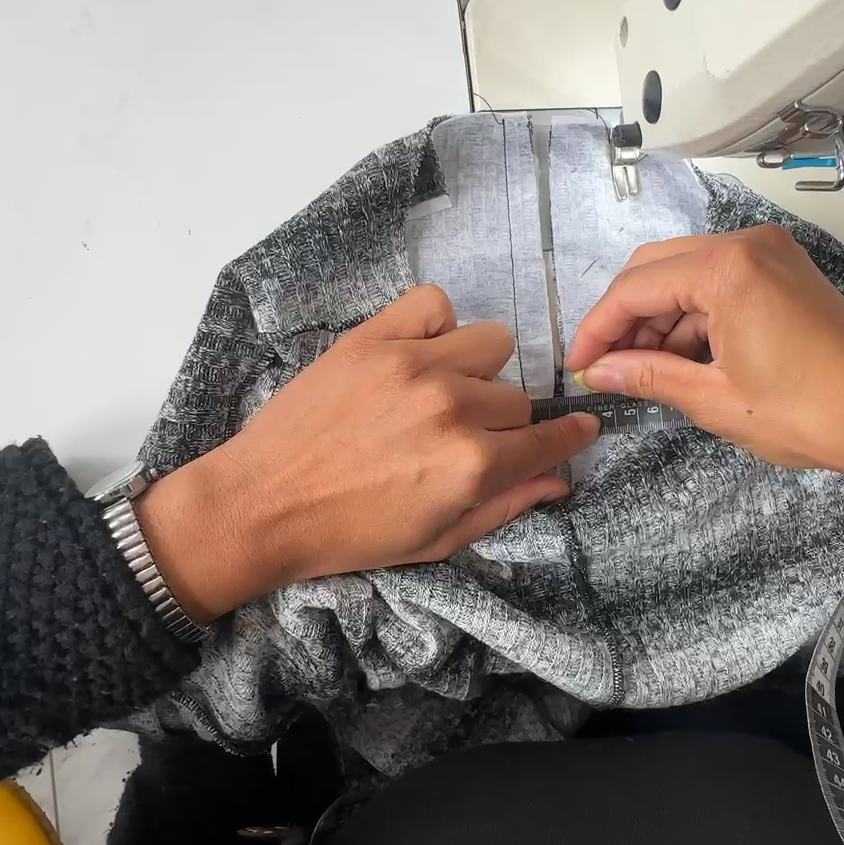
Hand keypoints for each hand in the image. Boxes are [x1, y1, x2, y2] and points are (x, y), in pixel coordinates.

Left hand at [139, 285, 598, 618]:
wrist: (263, 503)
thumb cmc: (351, 534)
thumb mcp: (437, 541)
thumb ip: (505, 506)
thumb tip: (560, 479)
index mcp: (473, 466)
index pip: (548, 439)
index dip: (569, 436)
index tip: (579, 429)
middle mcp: (454, 409)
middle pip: (516, 396)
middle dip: (501, 421)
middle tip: (462, 436)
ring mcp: (414, 366)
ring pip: (491, 343)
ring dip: (478, 370)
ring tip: (441, 391)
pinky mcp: (374, 338)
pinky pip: (436, 303)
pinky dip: (436, 325)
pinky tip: (418, 354)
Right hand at [565, 225, 843, 478]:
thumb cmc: (806, 414)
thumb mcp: (712, 398)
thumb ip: (646, 375)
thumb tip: (597, 372)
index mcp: (727, 268)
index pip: (634, 289)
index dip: (596, 329)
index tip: (577, 366)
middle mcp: (747, 245)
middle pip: (655, 269)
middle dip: (623, 318)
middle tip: (605, 366)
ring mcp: (770, 255)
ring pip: (685, 275)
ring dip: (657, 319)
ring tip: (641, 369)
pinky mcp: (785, 273)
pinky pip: (718, 284)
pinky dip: (692, 317)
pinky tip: (680, 357)